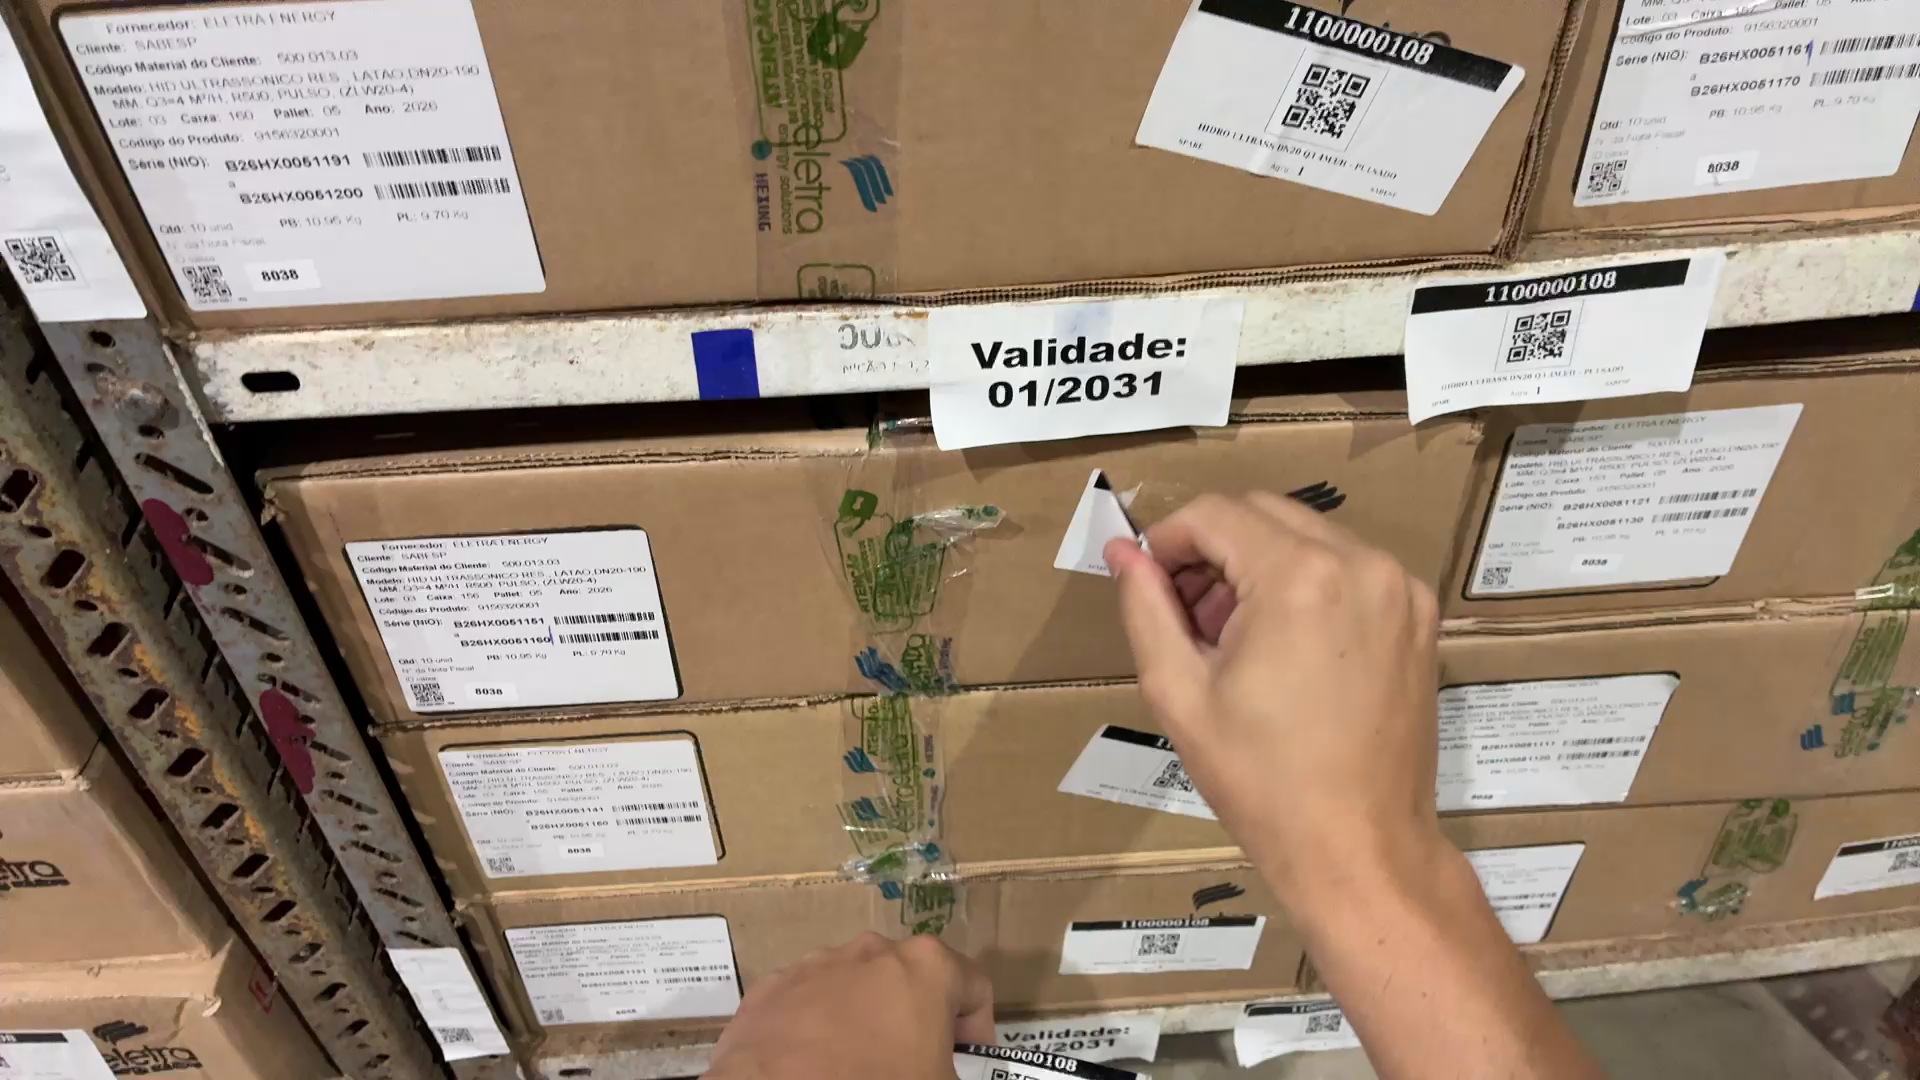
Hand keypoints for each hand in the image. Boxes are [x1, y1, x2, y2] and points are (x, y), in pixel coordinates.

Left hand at [704, 932, 993, 1079]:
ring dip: (867, 1022)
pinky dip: (818, 1030)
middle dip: (918, 1024)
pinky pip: (810, 1003)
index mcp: (927, 965)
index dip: (978, 1032)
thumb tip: (942, 1067)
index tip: (963, 1066)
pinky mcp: (774, 987)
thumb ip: (957, 1072)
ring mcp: (819, 962)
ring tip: (854, 1070)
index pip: (975, 987)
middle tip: (910, 1071)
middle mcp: (875, 949)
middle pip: (914, 982)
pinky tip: (811, 1068)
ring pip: (859, 988)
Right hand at [1104, 492, 1445, 912]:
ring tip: (1229, 633)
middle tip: (1184, 611)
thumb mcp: (1177, 689)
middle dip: (1209, 548)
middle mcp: (1361, 563)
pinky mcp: (1419, 614)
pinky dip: (1299, 580)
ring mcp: (1400, 587)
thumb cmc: (1257, 777)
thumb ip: (1144, 605)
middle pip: (1260, 512)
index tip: (1148, 581)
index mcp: (1300, 577)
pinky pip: (1343, 565)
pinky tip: (1280, 641)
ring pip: (1302, 534)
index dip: (1167, 539)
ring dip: (1253, 562)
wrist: (1360, 849)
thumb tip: (1121, 549)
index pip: (1214, 512)